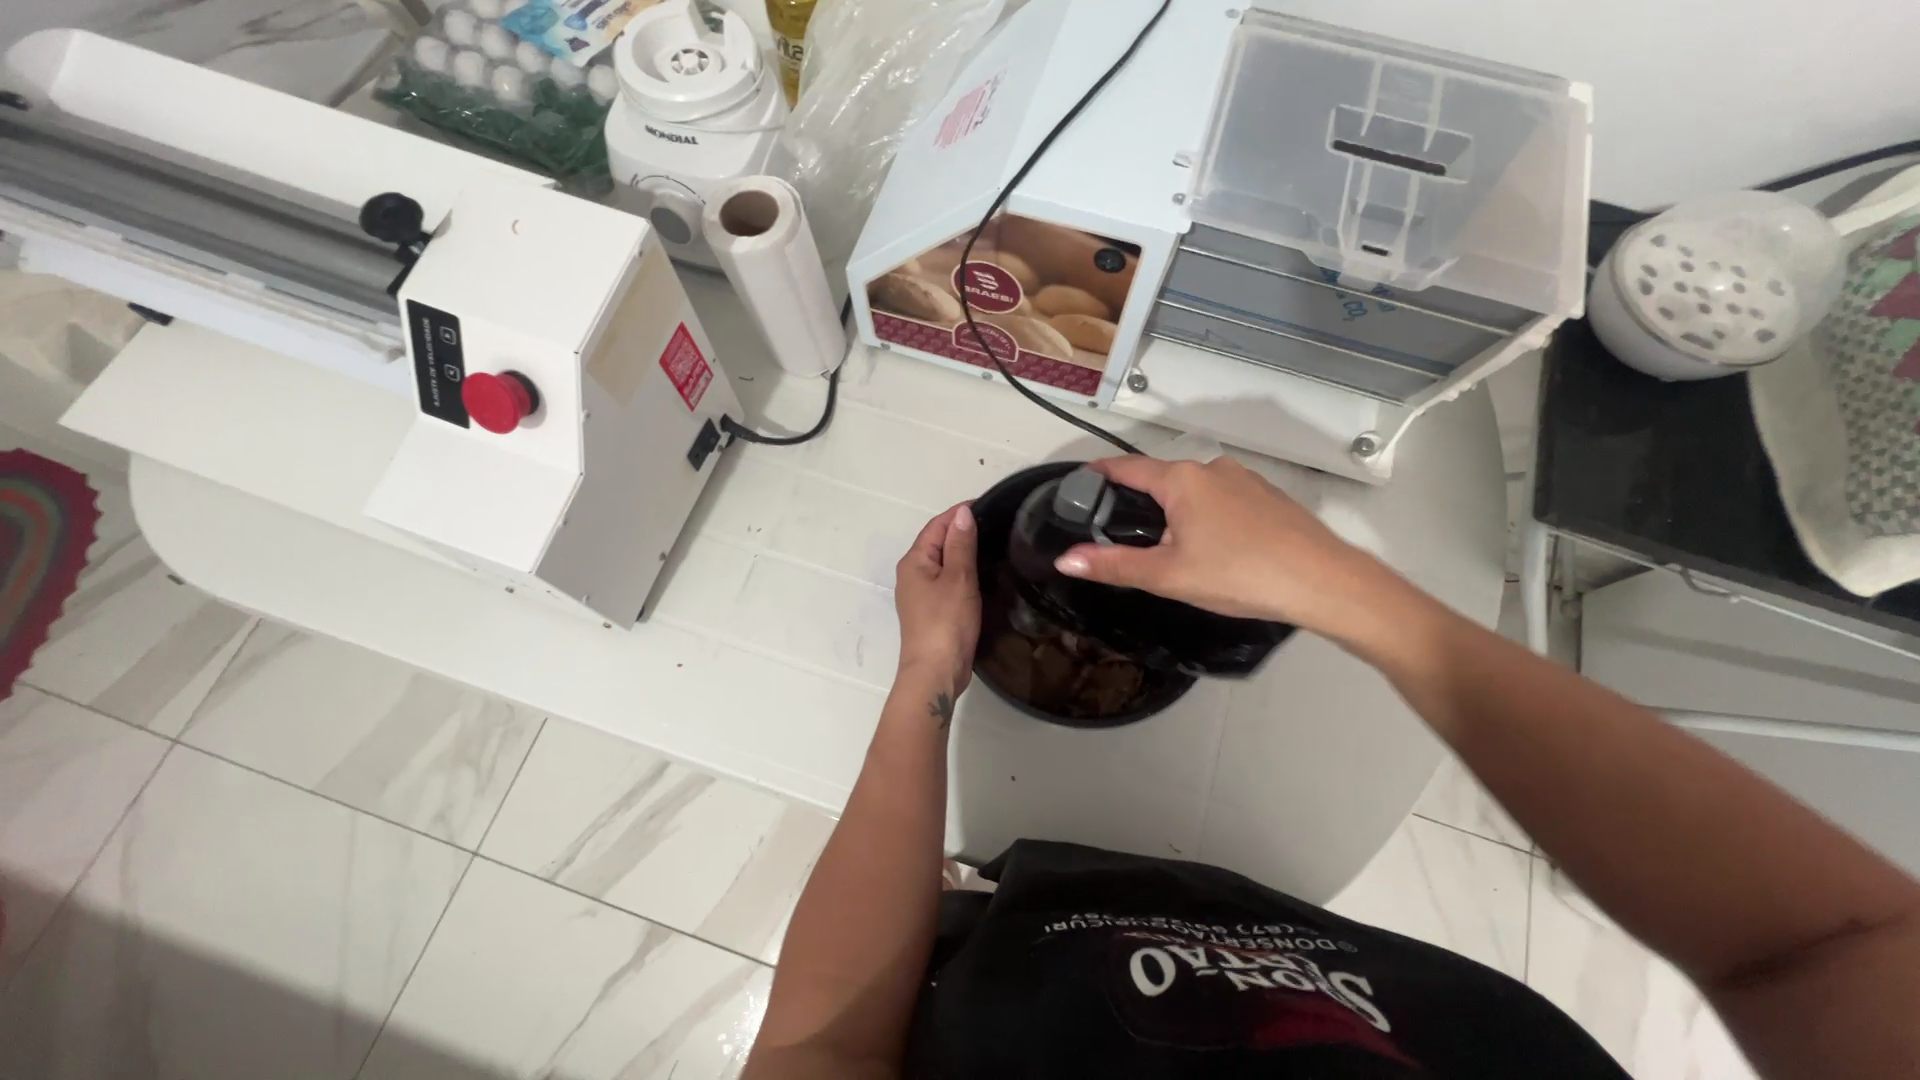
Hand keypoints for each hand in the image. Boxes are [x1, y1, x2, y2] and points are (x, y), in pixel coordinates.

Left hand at [894, 502, 980, 697]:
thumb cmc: (946, 622)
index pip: (937, 526)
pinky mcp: (931, 611)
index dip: (959, 513)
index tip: (989, 505)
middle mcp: (912, 574)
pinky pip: (947, 581)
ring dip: (963, 551)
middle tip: (997, 524)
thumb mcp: (958, 578)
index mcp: (914, 561)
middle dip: (962, 530)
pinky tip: (982, 574)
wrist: (935, 672)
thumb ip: (960, 544)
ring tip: (994, 545)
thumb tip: (962, 514)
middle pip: (937, 542)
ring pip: (942, 563)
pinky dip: (963, 572)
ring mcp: (920, 594)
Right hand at [1053, 456, 1395, 637]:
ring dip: (1175, 513)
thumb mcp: (1167, 575)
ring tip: (1168, 550)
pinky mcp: (1268, 498)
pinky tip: (1213, 550)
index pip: (1126, 467)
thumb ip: (1113, 564)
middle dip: (1138, 503)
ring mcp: (1245, 480)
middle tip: (1120, 536)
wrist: (1322, 581)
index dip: (1098, 475)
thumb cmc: (1237, 574)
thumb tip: (1064, 560)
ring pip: (1194, 492)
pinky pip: (1222, 501)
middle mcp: (1212, 469)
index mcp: (1181, 479)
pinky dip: (1206, 518)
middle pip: (1160, 480)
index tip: (1077, 485)